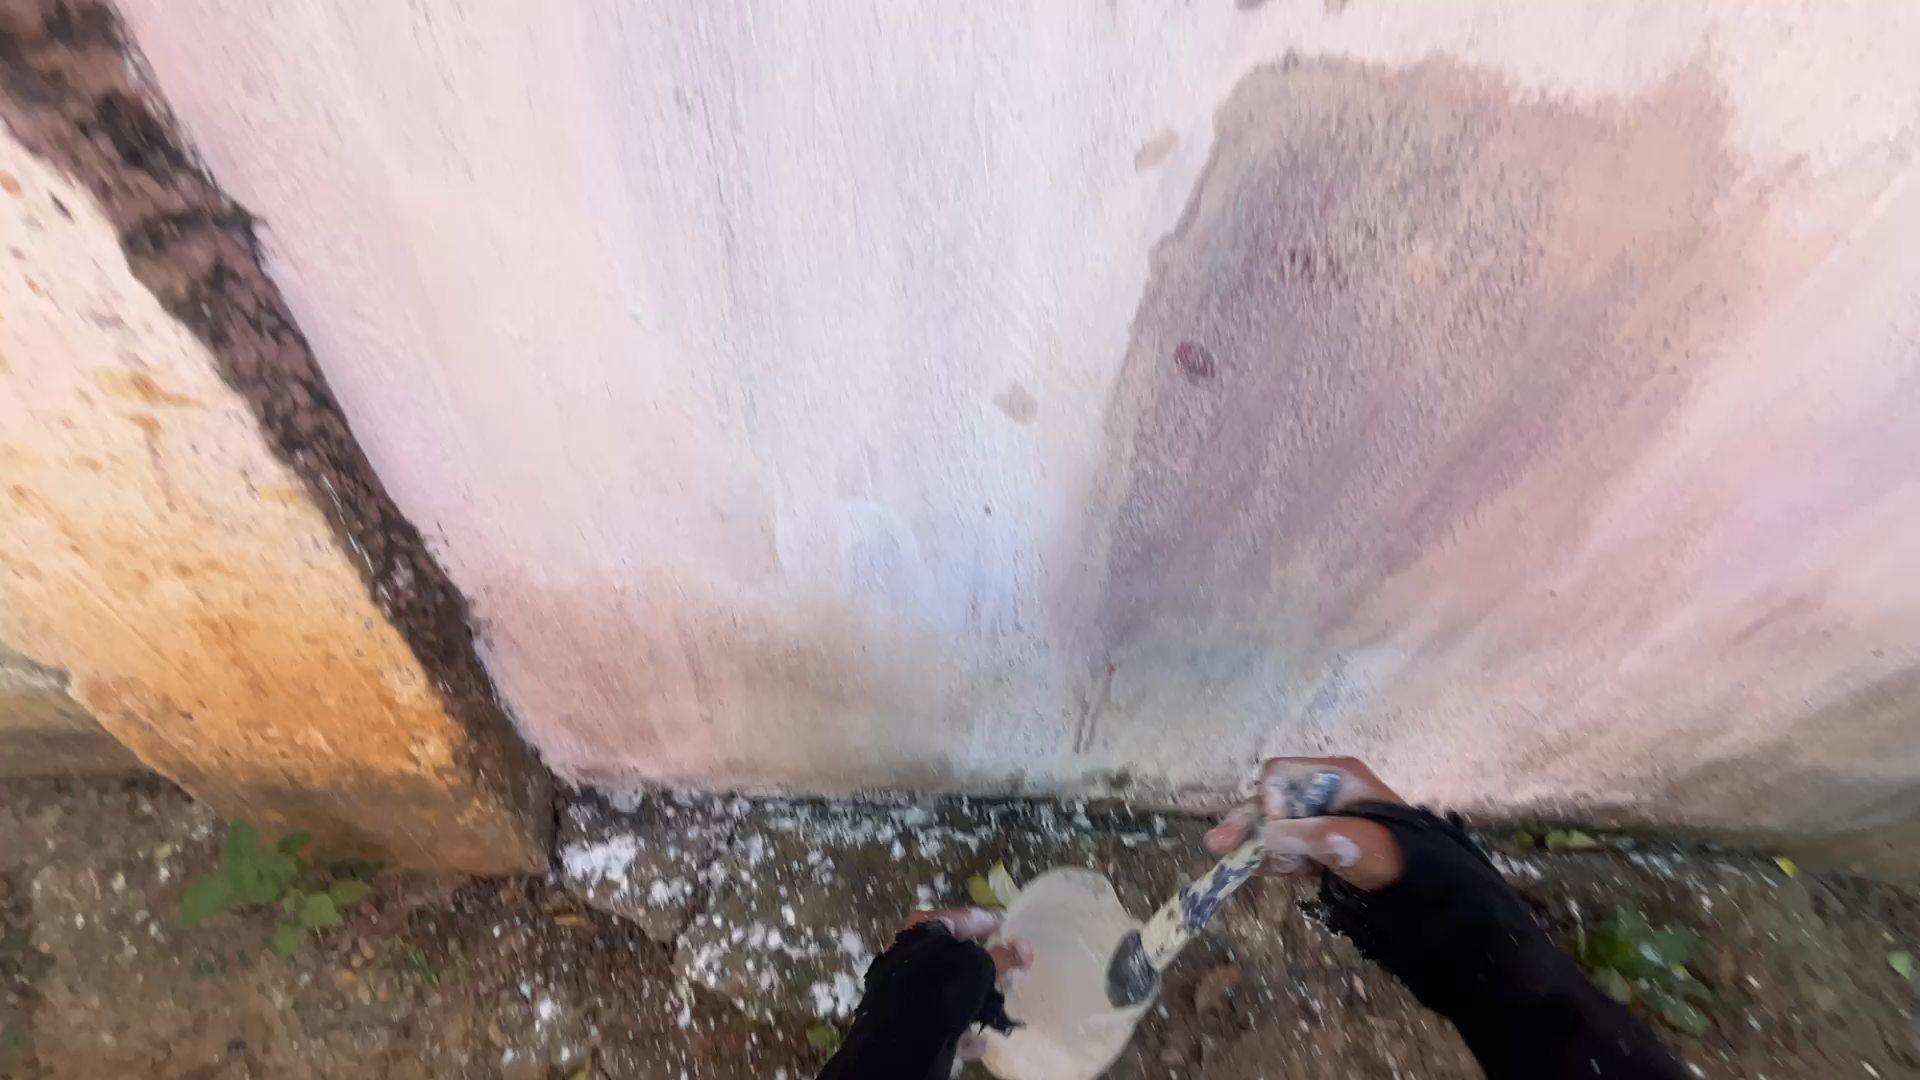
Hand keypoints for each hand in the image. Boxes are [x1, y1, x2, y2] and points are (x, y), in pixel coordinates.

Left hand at [903, 908, 1031, 1059]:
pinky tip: (980, 1041)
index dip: (991, 923)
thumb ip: (1003, 957)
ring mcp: (910, 984)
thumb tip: (1025, 948)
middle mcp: (914, 949)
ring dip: (976, 997)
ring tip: (998, 1006)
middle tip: (1010, 971)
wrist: (906, 1029)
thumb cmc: (943, 982)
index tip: (1011, 929)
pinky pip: (942, 1018)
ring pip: (950, 986)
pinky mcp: (911, 1016)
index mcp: (927, 925)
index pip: (967, 917)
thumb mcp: (979, 964)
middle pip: (958, 953)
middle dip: (985, 964)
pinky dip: (962, 1028)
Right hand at [1202, 756, 1407, 889]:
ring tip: (1237, 865)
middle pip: (1272, 800)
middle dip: (1246, 823)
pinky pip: (1289, 845)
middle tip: (1217, 845)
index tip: (1272, 832)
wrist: (1440, 898)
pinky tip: (1258, 871)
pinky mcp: (1325, 843)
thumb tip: (1264, 835)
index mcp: (1334, 775)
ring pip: (1277, 824)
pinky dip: (1274, 857)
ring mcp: (1323, 818)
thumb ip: (1306, 836)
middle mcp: (1324, 791)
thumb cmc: (1397, 857)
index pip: (1280, 774)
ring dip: (1258, 844)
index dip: (1268, 800)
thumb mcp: (1352, 843)